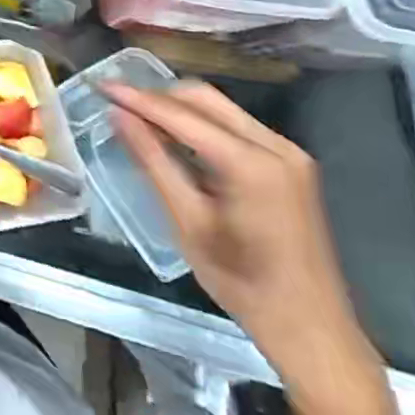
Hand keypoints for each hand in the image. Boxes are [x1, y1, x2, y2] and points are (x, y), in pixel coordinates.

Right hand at [107, 82, 395, 414]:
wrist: (311, 328)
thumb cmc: (242, 283)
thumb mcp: (187, 223)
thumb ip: (153, 162)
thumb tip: (119, 116)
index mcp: (251, 163)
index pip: (183, 115)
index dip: (139, 99)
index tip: (103, 86)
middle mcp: (275, 144)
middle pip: (205, 99)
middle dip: (160, 97)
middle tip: (120, 101)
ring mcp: (289, 151)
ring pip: (222, 109)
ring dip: (181, 109)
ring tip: (141, 117)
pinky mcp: (292, 162)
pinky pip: (238, 127)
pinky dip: (204, 126)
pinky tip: (180, 140)